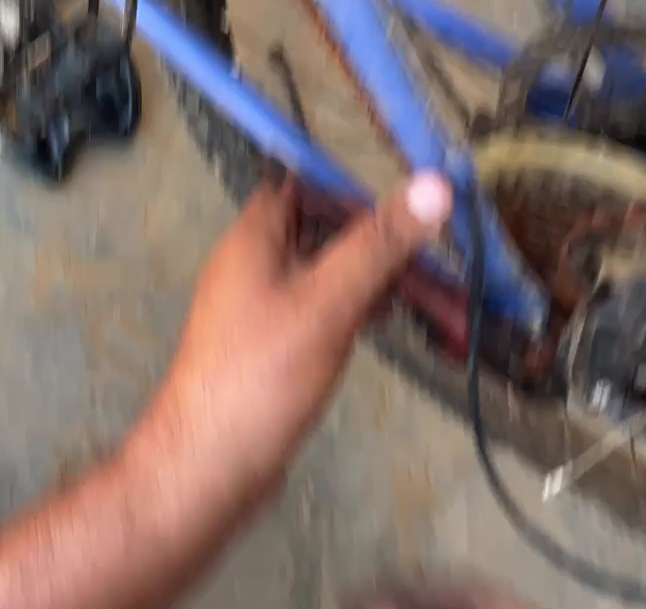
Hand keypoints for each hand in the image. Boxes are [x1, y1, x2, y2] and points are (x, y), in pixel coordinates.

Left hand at [132, 174, 453, 506]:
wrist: (208, 462)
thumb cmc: (264, 370)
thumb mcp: (328, 302)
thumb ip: (378, 244)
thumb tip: (434, 184)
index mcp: (256, 233)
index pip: (305, 183)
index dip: (354, 189)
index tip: (407, 206)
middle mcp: (253, 258)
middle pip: (322, 228)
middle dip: (379, 241)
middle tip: (437, 262)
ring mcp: (260, 300)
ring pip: (326, 269)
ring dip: (375, 277)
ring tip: (436, 299)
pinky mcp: (269, 338)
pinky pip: (318, 304)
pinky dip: (353, 305)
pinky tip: (387, 320)